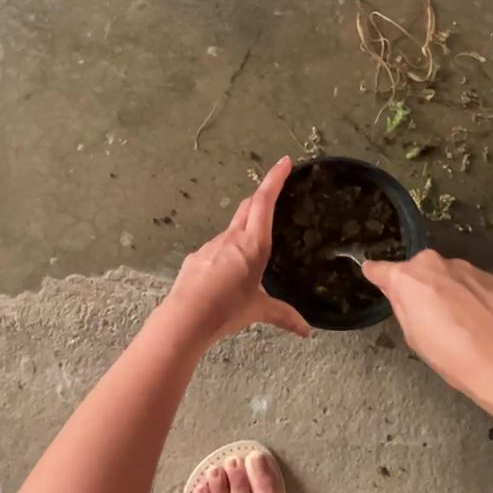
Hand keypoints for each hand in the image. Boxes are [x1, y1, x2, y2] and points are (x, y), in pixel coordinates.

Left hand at [164, 157, 311, 343]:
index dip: (275, 179)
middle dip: (262, 196)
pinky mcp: (197, 257)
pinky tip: (229, 271)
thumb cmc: (226, 310)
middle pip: (248, 207)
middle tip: (276, 193)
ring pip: (232, 228)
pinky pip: (217, 248)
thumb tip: (306, 331)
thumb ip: (284, 315)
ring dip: (244, 228)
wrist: (186, 318)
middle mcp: (231, 239)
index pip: (264, 202)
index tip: (284, 162)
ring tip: (255, 244)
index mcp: (252, 245)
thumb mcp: (258, 310)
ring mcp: (211, 246)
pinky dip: (227, 251)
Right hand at [362, 250, 492, 422]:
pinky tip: (475, 317)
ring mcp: (462, 266)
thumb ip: (400, 304)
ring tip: (456, 318)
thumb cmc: (449, 354)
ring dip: (442, 287)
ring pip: (442, 273)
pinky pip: (466, 280)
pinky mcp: (487, 275)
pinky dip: (465, 292)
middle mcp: (431, 263)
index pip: (378, 269)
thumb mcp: (412, 334)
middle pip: (414, 270)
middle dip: (416, 285)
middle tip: (425, 313)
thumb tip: (394, 288)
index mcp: (406, 277)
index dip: (376, 277)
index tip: (376, 281)